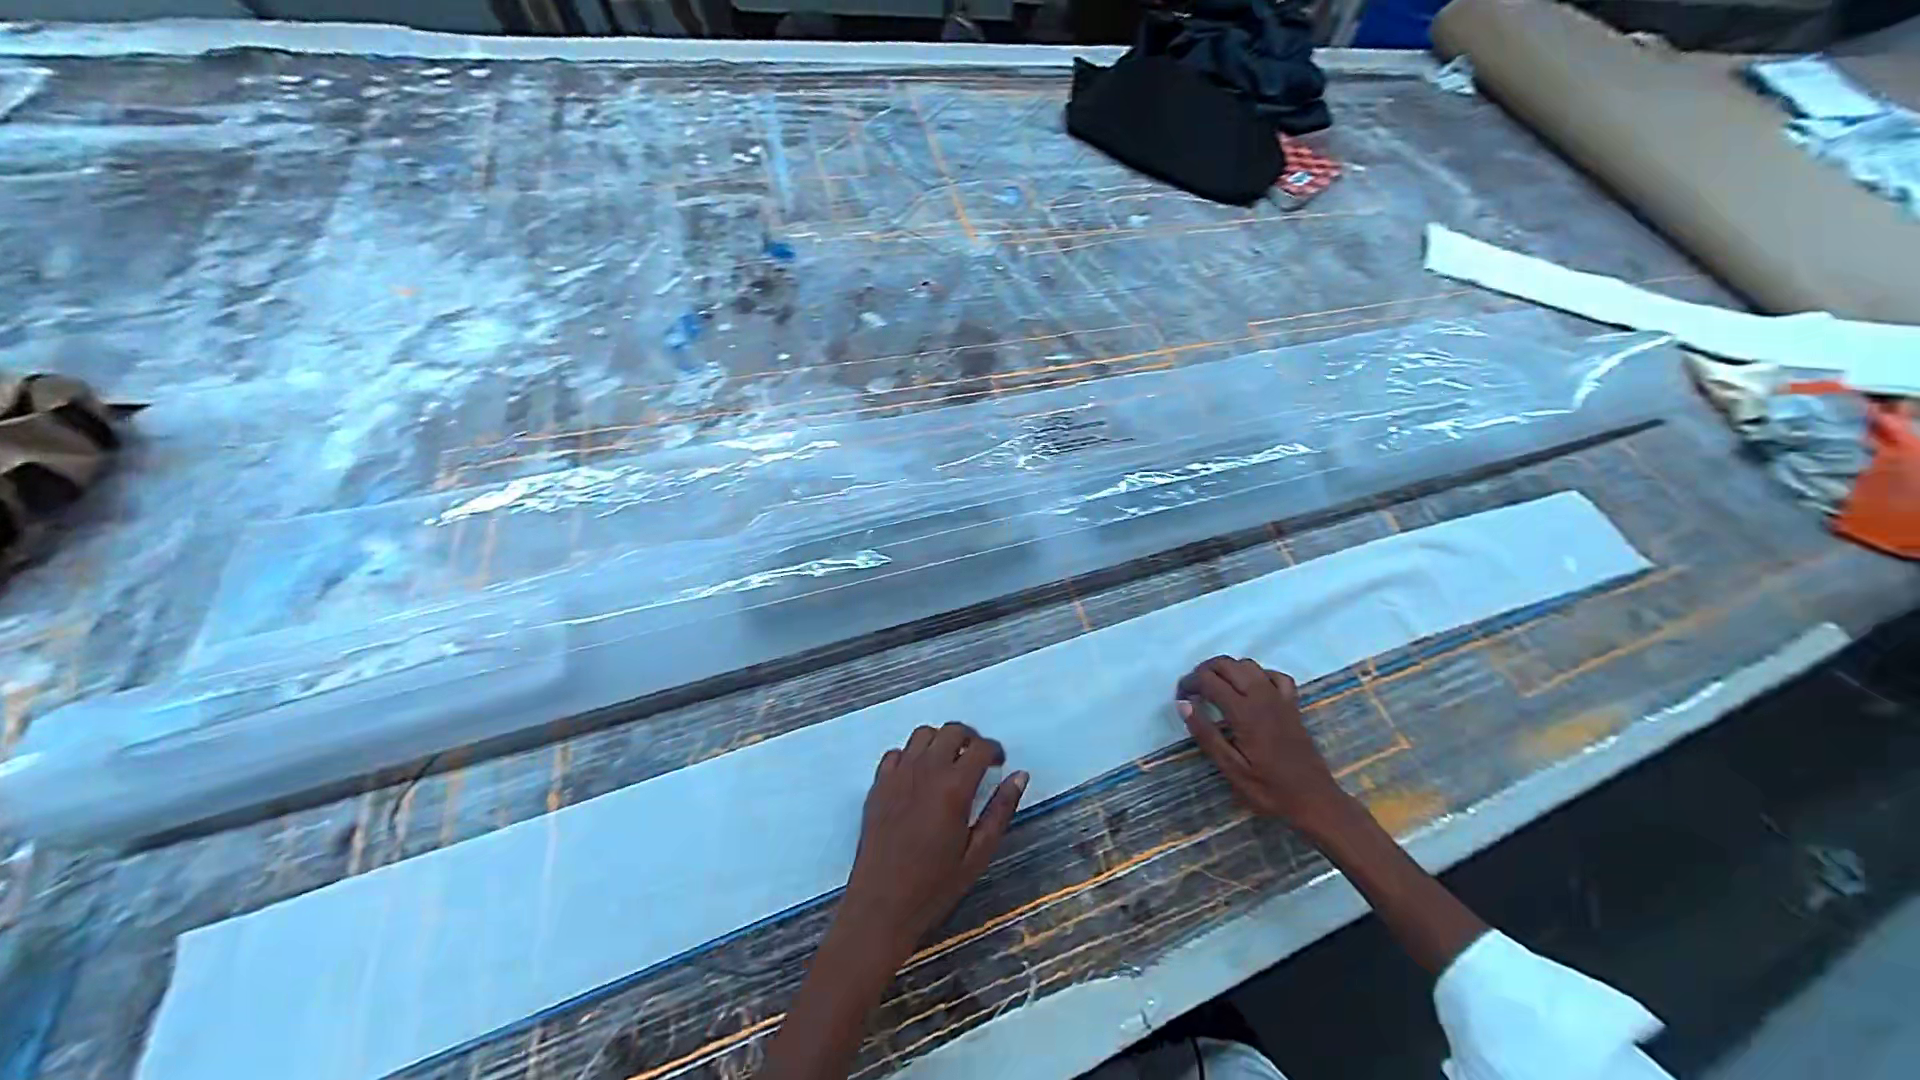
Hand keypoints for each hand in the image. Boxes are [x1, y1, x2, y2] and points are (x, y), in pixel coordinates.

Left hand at [840, 722, 1028, 961]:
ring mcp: (898, 775)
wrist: (881, 905)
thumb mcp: (978, 853)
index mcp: (954, 787)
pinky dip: (912, 755)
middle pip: (951, 731)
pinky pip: (897, 753)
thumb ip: (1000, 811)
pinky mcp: (878, 784)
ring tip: (949, 763)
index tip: (999, 763)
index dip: (995, 751)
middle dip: (970, 739)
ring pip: (923, 734)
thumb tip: (1019, 776)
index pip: (980, 748)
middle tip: (978, 759)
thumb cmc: (934, 886)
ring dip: (941, 741)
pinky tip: (918, 776)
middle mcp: (925, 770)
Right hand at [1176, 656, 1350, 831]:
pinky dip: (1257, 674)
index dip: (1189, 683)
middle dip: (1204, 671)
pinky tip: (1250, 689)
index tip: (1179, 697)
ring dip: (1227, 669)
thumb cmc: (1269, 789)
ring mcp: (1280, 698)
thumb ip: (1206, 734)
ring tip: (1215, 688)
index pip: (1209, 681)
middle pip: (1226, 664)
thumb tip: (1183, 704)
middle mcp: (1262, 697)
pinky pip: (1274, 675)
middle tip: (1192, 690)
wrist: (1315, 800)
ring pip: (1248, 665)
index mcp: (1245, 712)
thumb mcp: (1231, 768)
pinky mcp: (1293, 705)